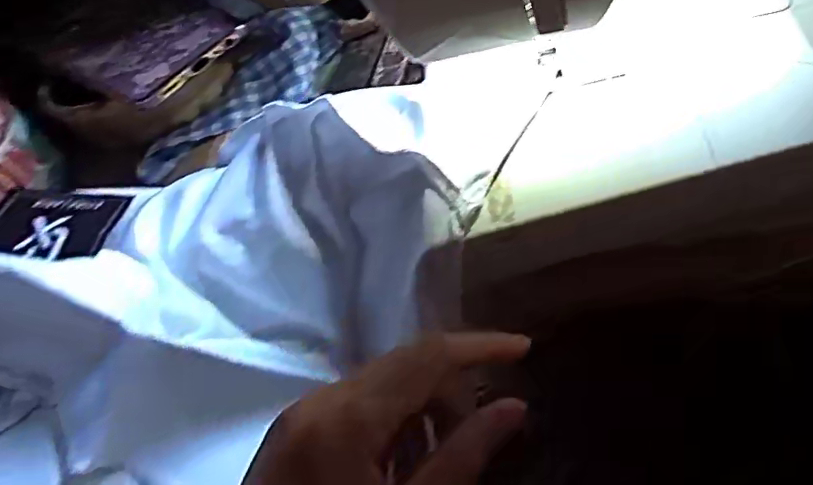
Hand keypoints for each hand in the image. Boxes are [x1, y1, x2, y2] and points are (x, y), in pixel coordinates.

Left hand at [243, 332, 532, 484]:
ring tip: (438, 457)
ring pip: (386, 383)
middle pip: (411, 363)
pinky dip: (392, 422)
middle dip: (454, 387)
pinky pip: (358, 407)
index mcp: (347, 416)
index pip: (432, 353)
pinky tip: (399, 466)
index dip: (484, 346)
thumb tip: (515, 405)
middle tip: (478, 429)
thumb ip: (464, 455)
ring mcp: (297, 421)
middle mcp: (320, 402)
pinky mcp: (287, 441)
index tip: (524, 350)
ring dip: (424, 406)